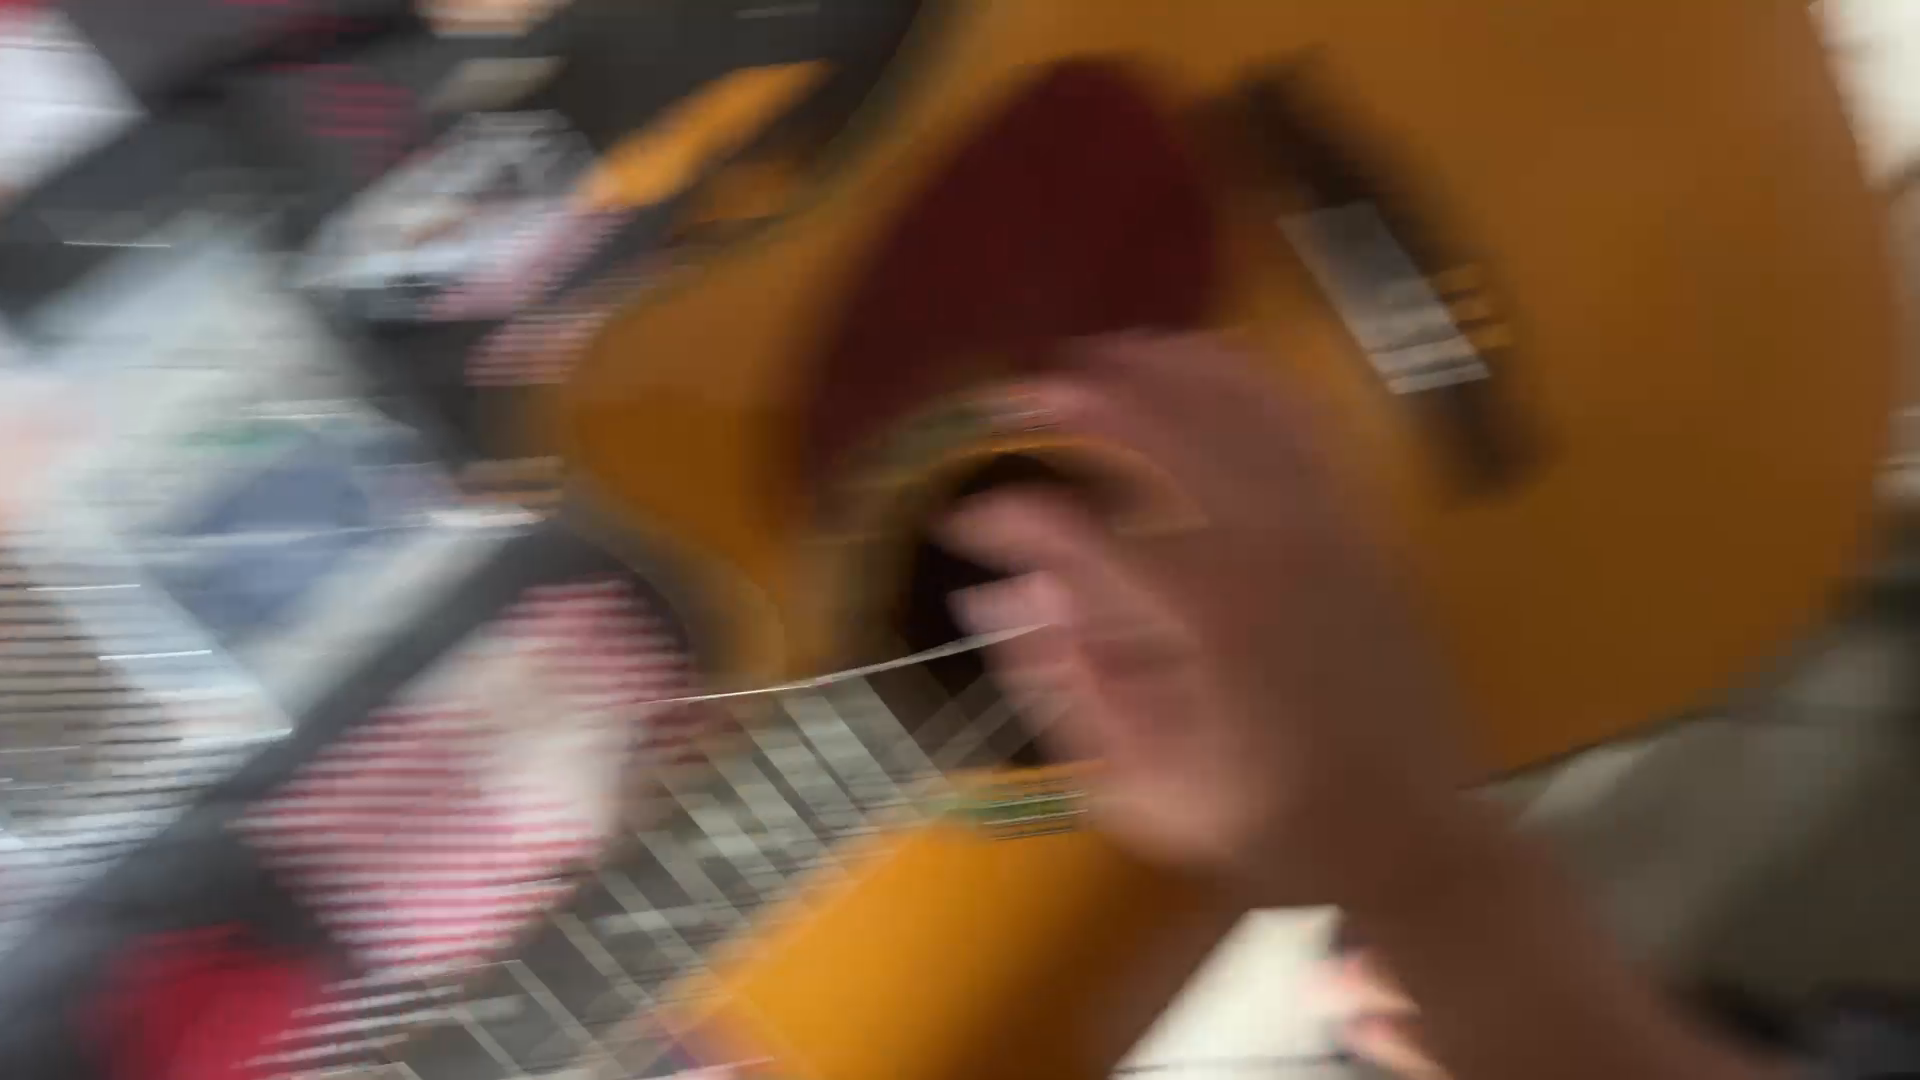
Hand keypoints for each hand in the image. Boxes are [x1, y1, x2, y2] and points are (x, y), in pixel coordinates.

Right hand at [942, 333, 1475, 907]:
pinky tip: (1213, 361)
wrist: (1414, 838)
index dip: (1006, 518)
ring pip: (1240, 404)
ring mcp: (1324, 527)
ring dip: (1164, 366)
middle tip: (1021, 394)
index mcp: (1199, 623)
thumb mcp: (1139, 785)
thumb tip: (999, 596)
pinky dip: (1252, 379)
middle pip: (1160, 431)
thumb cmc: (1266, 820)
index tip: (962, 522)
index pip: (1076, 534)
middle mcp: (1263, 552)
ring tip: (1107, 351)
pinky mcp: (1361, 526)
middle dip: (1079, 401)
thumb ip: (1064, 683)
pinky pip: (1306, 422)